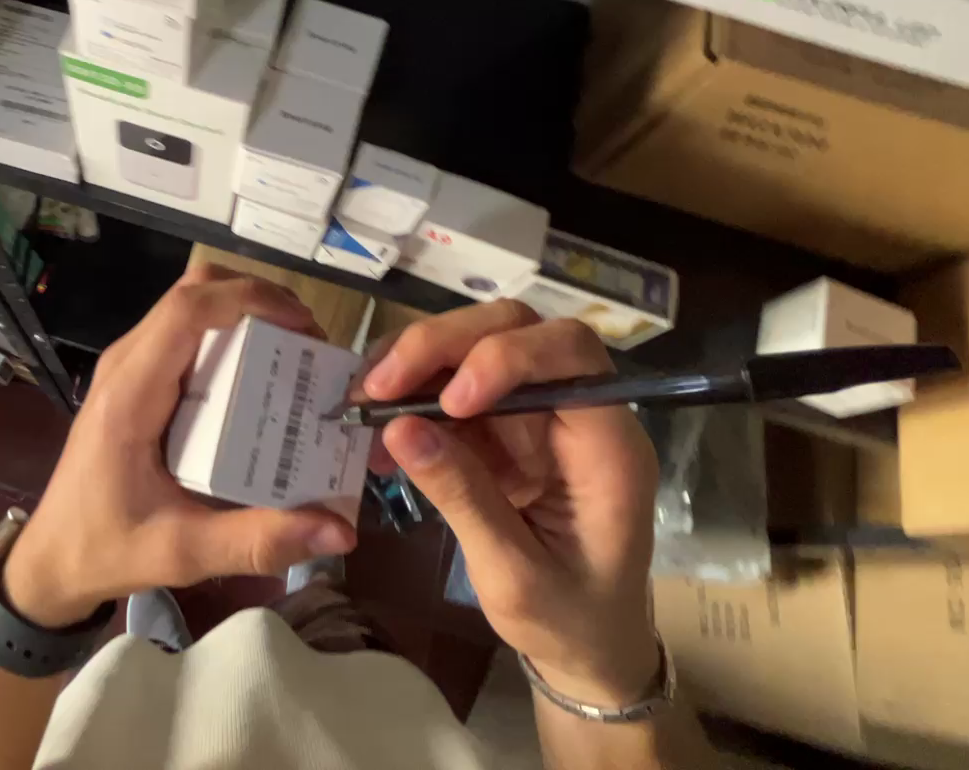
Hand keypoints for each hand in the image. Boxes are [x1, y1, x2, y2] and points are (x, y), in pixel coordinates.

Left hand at [2, 264, 359, 627]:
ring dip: (244, 311)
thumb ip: (256, 541)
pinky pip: (185, 332)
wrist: (51, 557)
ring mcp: (128, 366)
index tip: (302, 323)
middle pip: (190, 293)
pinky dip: (228, 332)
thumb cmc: (105, 548)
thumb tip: (338, 530)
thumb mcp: (181, 553)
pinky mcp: (136, 377)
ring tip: (295, 349)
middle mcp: (126, 364)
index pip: (185, 311)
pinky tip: (260, 370)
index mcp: (130, 394)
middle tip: (308, 339)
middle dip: (256, 299)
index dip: (247, 298)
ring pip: (189, 305)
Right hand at [367, 301, 660, 703]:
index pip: (570, 354)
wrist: (582, 642)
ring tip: (363, 400)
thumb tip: (397, 429)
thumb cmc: (568, 616)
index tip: (450, 403)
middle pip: (514, 327)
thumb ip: (463, 498)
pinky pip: (447, 377)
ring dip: (414, 360)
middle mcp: (570, 407)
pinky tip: (374, 419)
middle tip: (379, 387)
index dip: (506, 358)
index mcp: (605, 444)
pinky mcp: (496, 418)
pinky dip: (407, 387)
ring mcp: (530, 407)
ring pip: (473, 340)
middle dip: (441, 345)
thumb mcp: (515, 575)